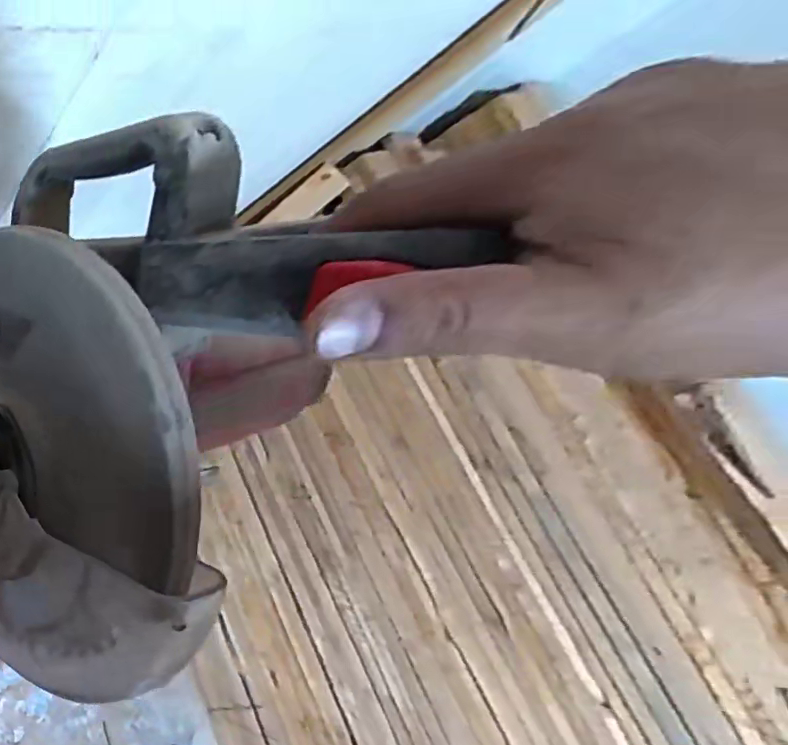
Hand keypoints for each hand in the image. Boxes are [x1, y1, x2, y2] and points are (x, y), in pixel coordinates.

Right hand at [312, 59, 787, 380]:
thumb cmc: (758, 283)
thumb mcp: (573, 319)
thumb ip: (440, 315)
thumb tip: (318, 325)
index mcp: (545, 158)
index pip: (386, 203)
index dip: (339, 256)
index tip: (328, 308)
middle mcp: (602, 110)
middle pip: (461, 193)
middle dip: (438, 255)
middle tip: (479, 319)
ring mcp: (680, 100)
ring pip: (538, 181)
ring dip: (515, 235)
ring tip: (575, 292)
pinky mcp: (740, 108)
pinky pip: (615, 165)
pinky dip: (591, 211)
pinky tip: (649, 249)